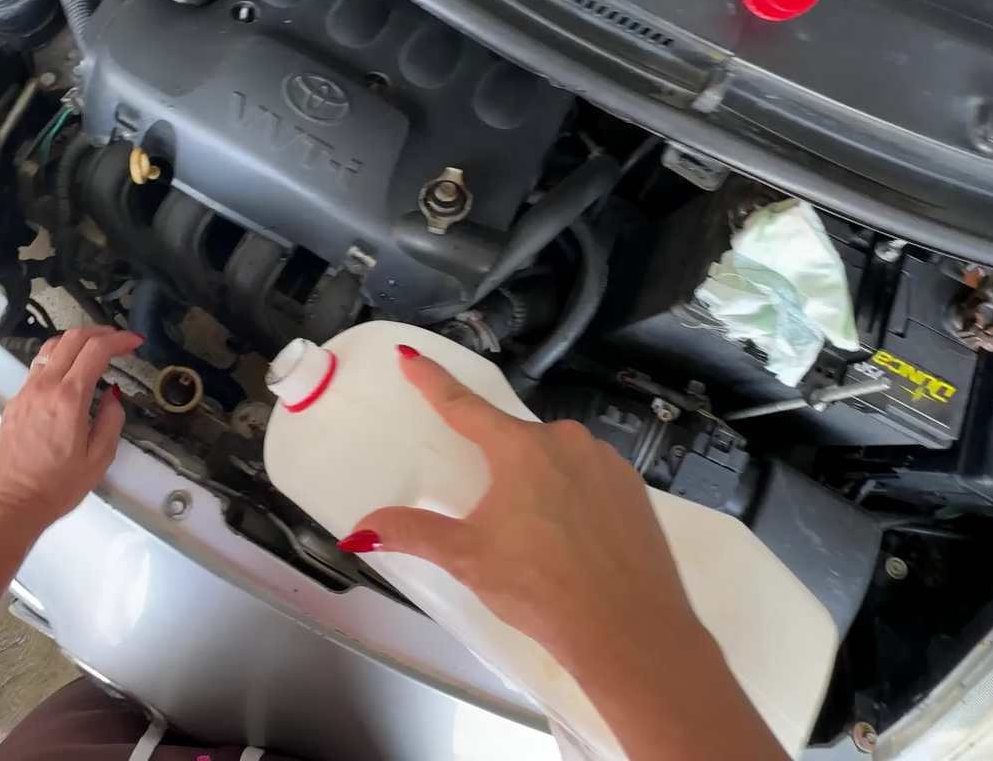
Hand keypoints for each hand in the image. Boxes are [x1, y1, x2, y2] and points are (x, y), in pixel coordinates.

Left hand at [0, 326, 141, 537]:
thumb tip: (113, 397)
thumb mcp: (99, 459)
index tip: (134, 341)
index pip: (96, 350)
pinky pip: (39, 366)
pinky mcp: (15, 403)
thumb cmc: (52, 489)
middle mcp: (44, 389)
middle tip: (119, 339)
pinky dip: (60, 357)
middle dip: (101, 332)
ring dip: (78, 340)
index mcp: (68, 399)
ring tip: (96, 348)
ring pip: (52, 347)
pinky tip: (72, 373)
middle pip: (73, 338)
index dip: (120, 339)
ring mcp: (26, 393)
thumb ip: (112, 420)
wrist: (9, 507)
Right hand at [349, 350, 704, 675]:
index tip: (410, 356)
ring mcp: (605, 461)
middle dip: (497, 466)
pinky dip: (573, 495)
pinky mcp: (635, 487)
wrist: (634, 636)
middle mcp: (564, 440)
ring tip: (539, 538)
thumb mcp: (469, 559)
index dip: (431, 379)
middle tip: (496, 516)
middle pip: (512, 439)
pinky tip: (575, 538)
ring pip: (553, 457)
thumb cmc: (542, 591)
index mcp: (519, 449)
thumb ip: (412, 534)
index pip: (462, 404)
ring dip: (537, 480)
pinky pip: (588, 475)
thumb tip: (357, 532)